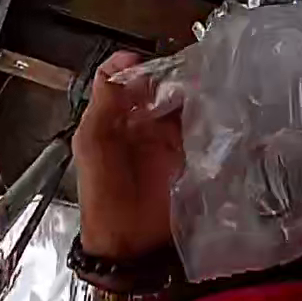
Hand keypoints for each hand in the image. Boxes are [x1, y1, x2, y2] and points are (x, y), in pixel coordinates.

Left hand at [71, 50, 182, 259]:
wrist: (127, 242)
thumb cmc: (102, 191)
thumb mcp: (93, 142)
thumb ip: (105, 102)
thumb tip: (121, 63)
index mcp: (107, 115)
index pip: (115, 77)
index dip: (126, 64)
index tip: (142, 58)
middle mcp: (134, 120)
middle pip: (148, 85)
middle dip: (161, 73)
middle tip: (177, 64)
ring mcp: (159, 135)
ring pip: (172, 101)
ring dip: (182, 89)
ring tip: (196, 78)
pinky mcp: (182, 152)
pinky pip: (192, 125)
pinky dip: (199, 112)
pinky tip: (207, 102)